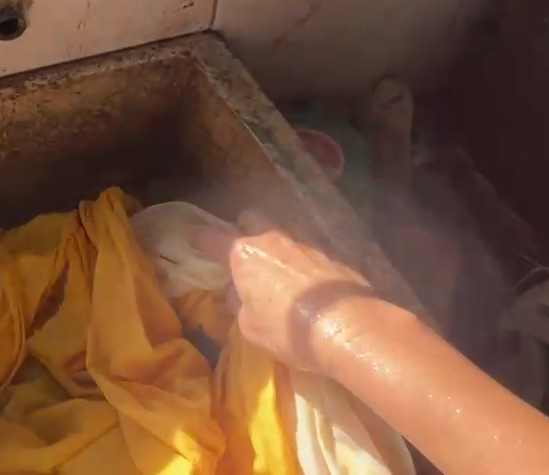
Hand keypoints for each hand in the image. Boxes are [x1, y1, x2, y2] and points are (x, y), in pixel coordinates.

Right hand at [196, 210, 379, 371]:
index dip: (201, 239)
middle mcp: (271, 240)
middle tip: (246, 249)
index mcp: (243, 254)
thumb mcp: (252, 328)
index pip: (212, 238)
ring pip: (284, 233)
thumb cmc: (290, 330)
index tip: (195, 239)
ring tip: (283, 271)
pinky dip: (307, 265)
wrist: (353, 331)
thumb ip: (241, 307)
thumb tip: (243, 298)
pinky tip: (313, 287)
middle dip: (245, 227)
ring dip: (279, 246)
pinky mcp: (334, 257)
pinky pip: (311, 254)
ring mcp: (305, 245)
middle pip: (251, 217)